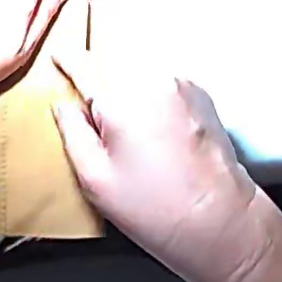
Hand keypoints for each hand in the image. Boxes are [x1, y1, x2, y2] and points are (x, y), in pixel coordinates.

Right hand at [53, 51, 277, 281]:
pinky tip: (158, 131)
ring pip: (137, 71)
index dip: (67, 61)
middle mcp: (150, 79)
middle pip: (112, 63)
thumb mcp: (96, 179)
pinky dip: (152, 94)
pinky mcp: (198, 91)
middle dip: (101, 82)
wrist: (223, 223)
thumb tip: (63, 104)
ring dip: (128, 87)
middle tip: (103, 124)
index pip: (84, 65)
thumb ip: (72, 132)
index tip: (58, 58)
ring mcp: (179, 82)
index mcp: (120, 99)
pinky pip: (161, 81)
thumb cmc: (156, 210)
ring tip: (136, 134)